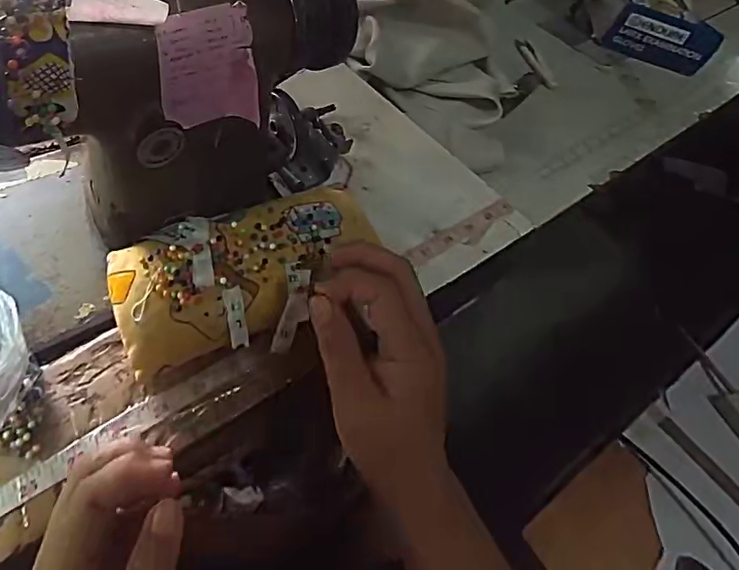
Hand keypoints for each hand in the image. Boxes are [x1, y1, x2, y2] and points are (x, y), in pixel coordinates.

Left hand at [34, 437, 183, 569]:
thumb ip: (149, 559)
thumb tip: (172, 504)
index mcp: (60, 551)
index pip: (89, 489)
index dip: (130, 470)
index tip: (170, 469)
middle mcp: (55, 537)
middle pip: (85, 475)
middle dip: (129, 459)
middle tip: (170, 460)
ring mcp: (62, 540)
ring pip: (90, 482)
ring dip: (129, 468)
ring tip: (166, 469)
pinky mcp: (76, 547)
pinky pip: (96, 504)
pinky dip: (127, 491)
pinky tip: (152, 492)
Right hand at [309, 242, 448, 504]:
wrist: (416, 484)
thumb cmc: (382, 448)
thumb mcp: (352, 403)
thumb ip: (337, 347)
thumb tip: (318, 299)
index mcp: (413, 348)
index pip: (382, 291)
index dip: (345, 283)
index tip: (314, 297)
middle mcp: (425, 334)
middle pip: (401, 271)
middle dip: (363, 255)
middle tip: (325, 257)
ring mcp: (424, 338)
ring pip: (401, 281)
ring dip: (367, 267)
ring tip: (330, 270)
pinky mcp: (415, 345)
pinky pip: (396, 300)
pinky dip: (369, 286)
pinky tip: (343, 296)